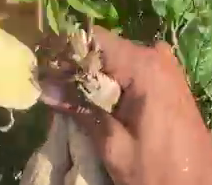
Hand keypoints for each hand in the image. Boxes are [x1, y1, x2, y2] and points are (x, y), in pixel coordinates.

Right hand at [40, 27, 211, 184]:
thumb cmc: (161, 172)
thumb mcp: (116, 148)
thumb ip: (81, 111)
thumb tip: (45, 88)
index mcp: (143, 64)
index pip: (93, 40)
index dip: (65, 52)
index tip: (43, 68)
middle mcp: (155, 54)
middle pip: (104, 49)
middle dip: (77, 67)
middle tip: (51, 88)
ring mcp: (165, 65)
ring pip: (116, 59)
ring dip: (94, 77)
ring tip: (69, 97)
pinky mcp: (168, 79)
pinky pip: (132, 70)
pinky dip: (113, 83)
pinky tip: (97, 103)